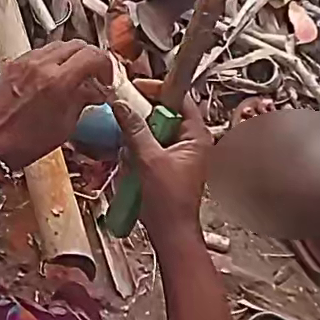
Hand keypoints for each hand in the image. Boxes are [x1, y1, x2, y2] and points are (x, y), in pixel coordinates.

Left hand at [0, 41, 111, 169]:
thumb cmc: (25, 142)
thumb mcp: (65, 125)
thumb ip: (83, 100)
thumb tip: (95, 91)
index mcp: (58, 82)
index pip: (93, 56)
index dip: (106, 65)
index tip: (105, 78)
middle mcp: (41, 65)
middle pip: (78, 45)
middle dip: (90, 58)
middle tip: (94, 75)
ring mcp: (26, 62)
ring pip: (59, 45)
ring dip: (72, 57)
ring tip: (74, 76)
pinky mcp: (14, 63)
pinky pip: (41, 52)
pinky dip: (53, 60)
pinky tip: (54, 77)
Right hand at [112, 91, 211, 245]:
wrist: (170, 232)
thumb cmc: (170, 203)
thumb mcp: (149, 160)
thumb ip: (135, 130)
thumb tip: (123, 107)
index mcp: (196, 136)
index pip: (180, 98)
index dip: (158, 89)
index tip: (138, 87)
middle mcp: (190, 142)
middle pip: (164, 113)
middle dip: (142, 117)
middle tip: (126, 116)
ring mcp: (178, 153)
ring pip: (154, 131)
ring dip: (138, 136)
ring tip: (131, 149)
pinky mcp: (166, 164)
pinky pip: (149, 147)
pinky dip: (137, 150)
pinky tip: (132, 162)